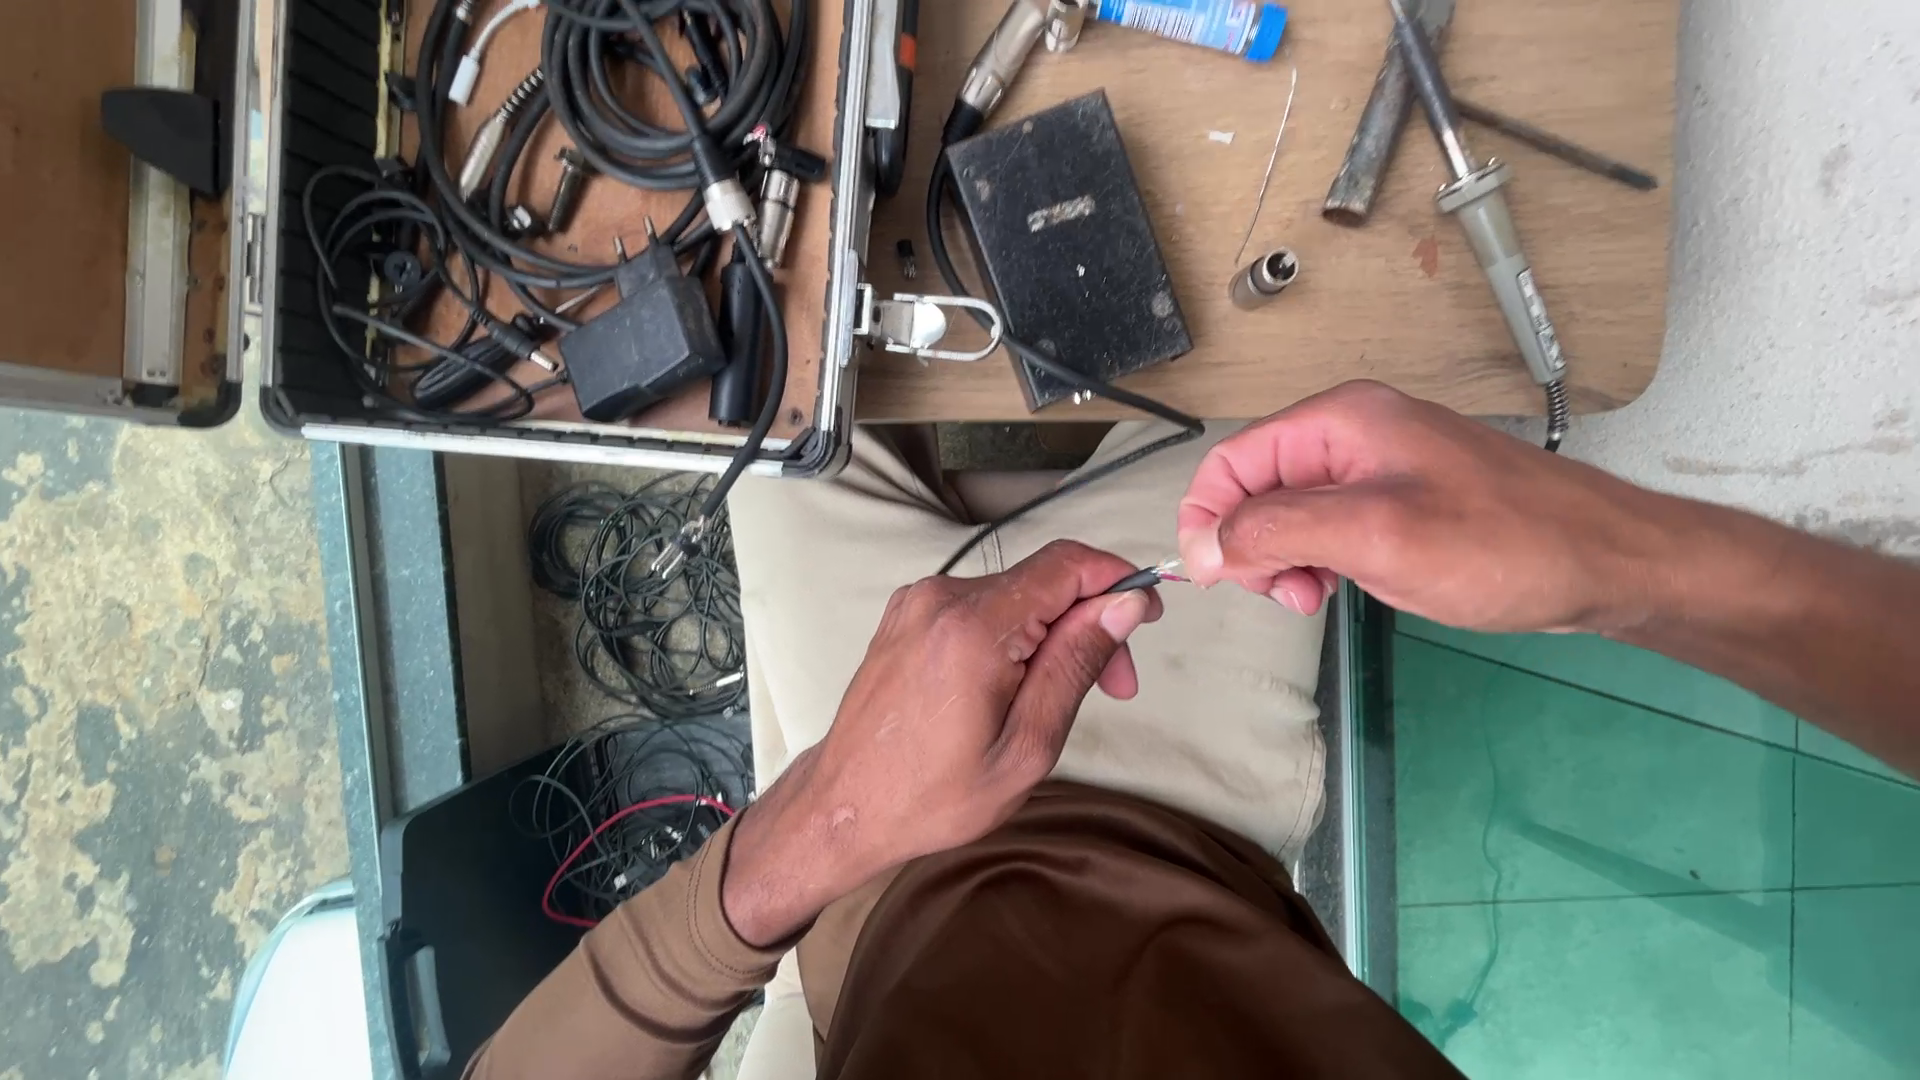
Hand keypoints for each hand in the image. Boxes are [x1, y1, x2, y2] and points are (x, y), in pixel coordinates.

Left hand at [722, 541, 1161, 944]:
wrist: (843, 805)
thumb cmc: (934, 795)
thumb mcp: (1026, 746)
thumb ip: (1076, 664)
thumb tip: (1123, 604)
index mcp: (973, 626)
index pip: (1067, 564)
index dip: (1118, 579)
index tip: (1147, 619)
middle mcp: (941, 596)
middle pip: (1045, 579)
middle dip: (1090, 622)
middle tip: (1115, 687)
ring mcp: (918, 599)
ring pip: (1016, 592)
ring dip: (1052, 631)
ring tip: (1057, 696)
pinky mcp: (908, 612)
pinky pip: (982, 604)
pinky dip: (1014, 631)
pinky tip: (1015, 682)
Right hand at [1176, 381, 1681, 633]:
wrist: (1614, 566)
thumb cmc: (1500, 544)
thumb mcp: (1374, 536)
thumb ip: (1275, 530)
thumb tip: (1204, 546)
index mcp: (1337, 421)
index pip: (1230, 462)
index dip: (1207, 517)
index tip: (1216, 576)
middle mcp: (1346, 436)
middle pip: (1252, 488)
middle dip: (1249, 545)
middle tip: (1282, 592)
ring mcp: (1370, 469)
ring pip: (1282, 514)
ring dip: (1279, 560)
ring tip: (1311, 595)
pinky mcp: (1390, 501)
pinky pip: (1320, 529)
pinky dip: (1312, 562)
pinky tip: (1335, 586)